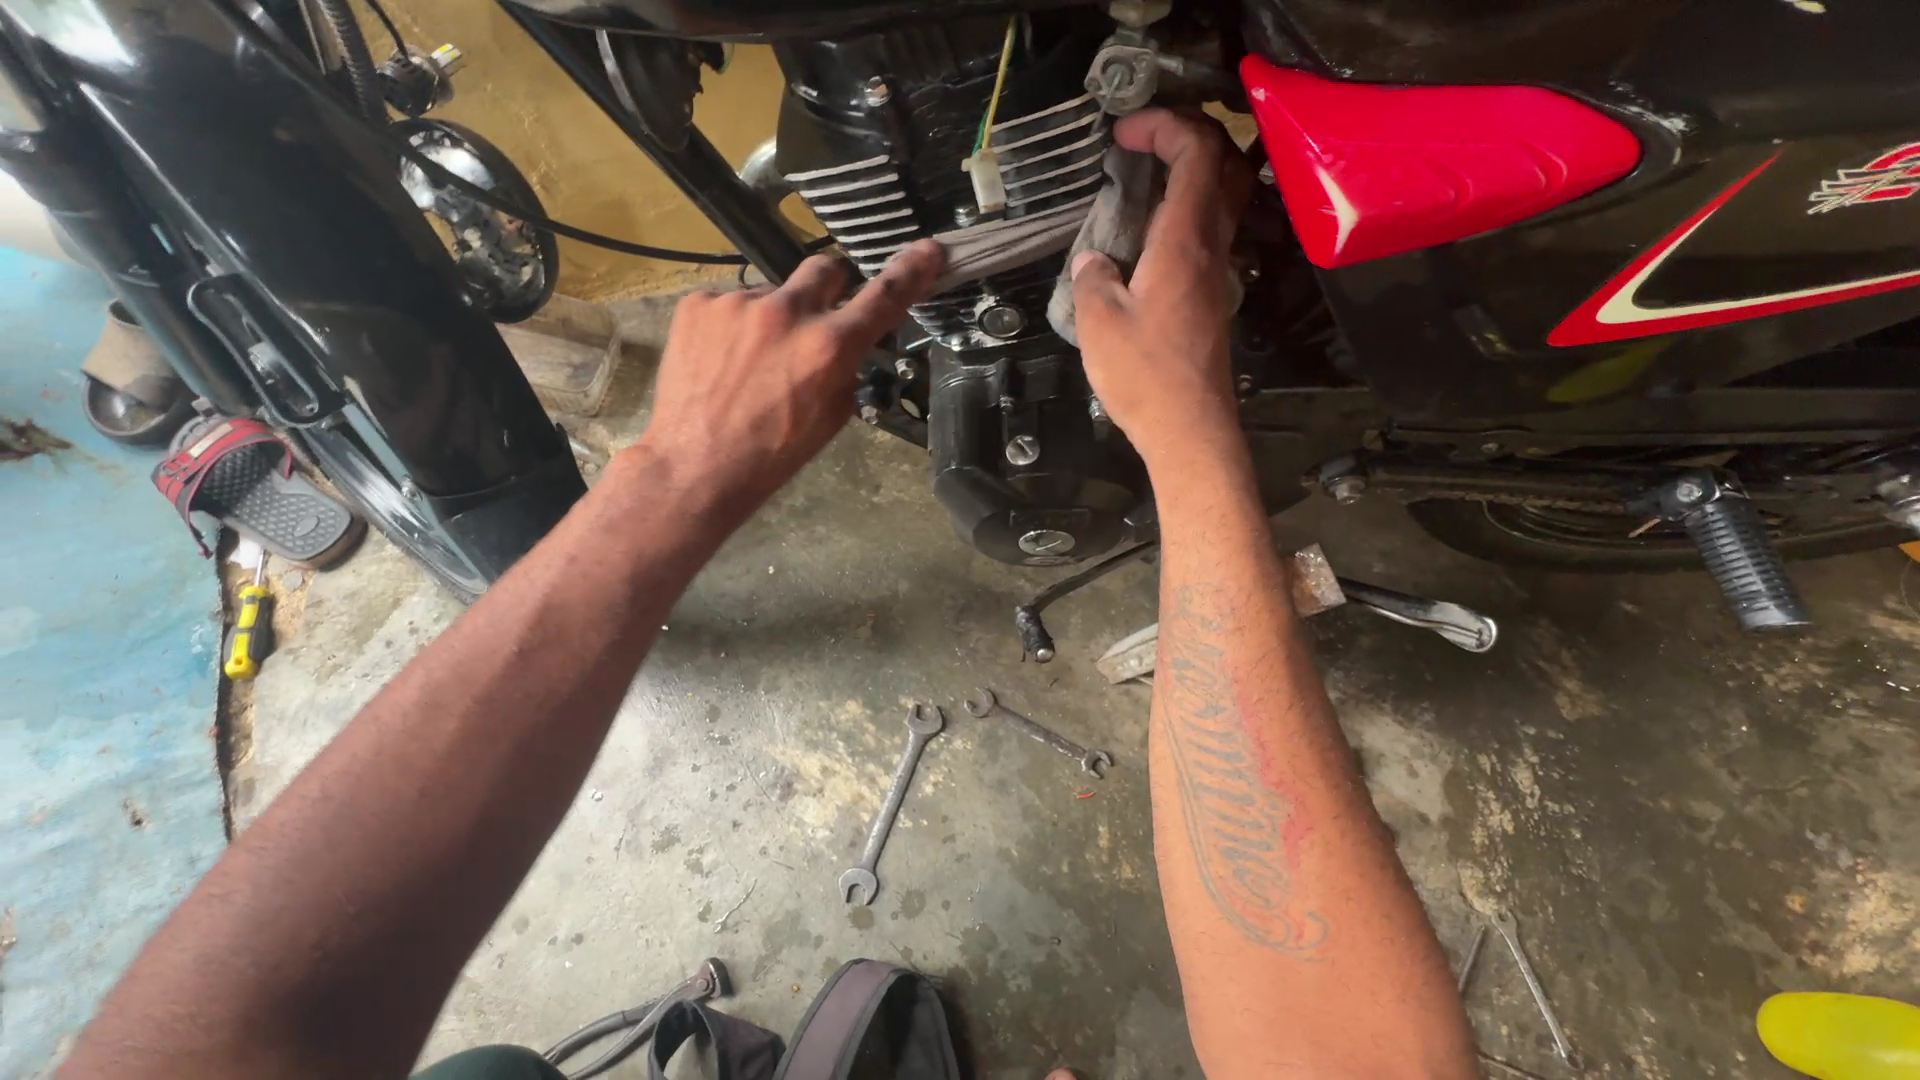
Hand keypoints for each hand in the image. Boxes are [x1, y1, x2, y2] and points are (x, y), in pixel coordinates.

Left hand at [634, 240, 944, 512]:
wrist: (695, 466)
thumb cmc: (772, 454)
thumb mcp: (832, 416)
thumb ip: (846, 366)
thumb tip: (847, 341)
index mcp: (828, 347)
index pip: (883, 297)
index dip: (911, 270)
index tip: (928, 250)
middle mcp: (786, 313)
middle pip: (824, 268)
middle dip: (828, 289)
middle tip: (814, 322)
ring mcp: (737, 302)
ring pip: (772, 292)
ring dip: (773, 317)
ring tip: (752, 361)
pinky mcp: (698, 303)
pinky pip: (730, 302)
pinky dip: (733, 326)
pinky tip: (722, 359)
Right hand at [1071, 110, 1251, 469]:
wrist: (1189, 428)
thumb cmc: (1144, 375)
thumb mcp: (1099, 323)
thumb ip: (1093, 279)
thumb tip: (1093, 261)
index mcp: (1184, 241)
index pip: (1196, 152)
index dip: (1165, 125)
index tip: (1123, 133)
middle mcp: (1210, 247)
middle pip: (1223, 165)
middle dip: (1187, 135)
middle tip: (1144, 140)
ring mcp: (1217, 273)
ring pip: (1223, 199)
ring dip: (1192, 172)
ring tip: (1146, 178)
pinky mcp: (1212, 298)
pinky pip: (1209, 232)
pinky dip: (1187, 210)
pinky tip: (1150, 233)